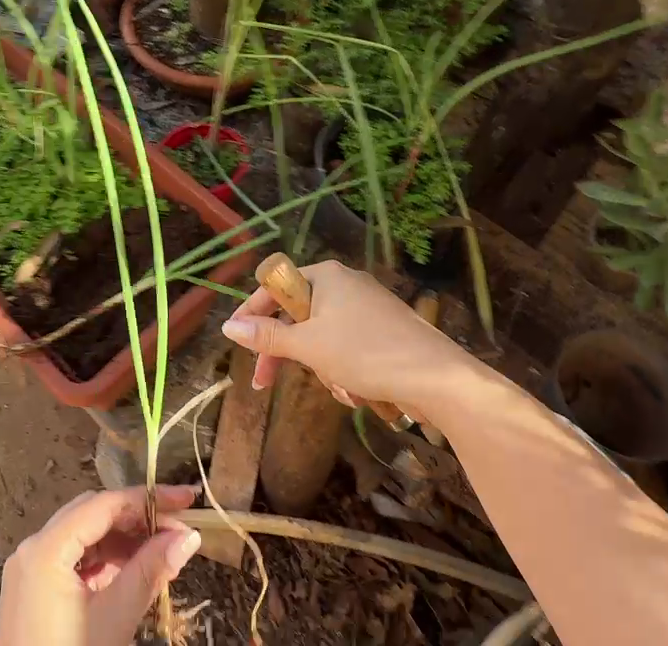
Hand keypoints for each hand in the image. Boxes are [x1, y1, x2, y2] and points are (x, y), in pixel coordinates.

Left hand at [0, 485, 202, 645]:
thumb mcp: (116, 616)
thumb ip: (152, 569)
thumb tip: (190, 536)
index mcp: (45, 548)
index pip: (104, 504)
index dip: (148, 499)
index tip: (186, 499)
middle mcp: (31, 548)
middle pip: (92, 514)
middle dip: (136, 518)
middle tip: (178, 528)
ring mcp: (28, 570)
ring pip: (83, 537)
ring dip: (123, 541)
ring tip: (162, 553)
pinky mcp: (32, 591)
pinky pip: (73, 561)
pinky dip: (104, 562)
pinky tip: (133, 572)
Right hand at [221, 259, 459, 410]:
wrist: (438, 378)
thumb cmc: (366, 353)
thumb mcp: (308, 346)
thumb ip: (267, 336)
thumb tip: (229, 326)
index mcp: (325, 276)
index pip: (274, 288)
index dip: (252, 315)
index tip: (238, 343)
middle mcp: (346, 284)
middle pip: (298, 316)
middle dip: (288, 352)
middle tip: (265, 382)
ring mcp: (368, 307)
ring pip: (323, 338)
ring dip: (322, 368)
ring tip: (340, 388)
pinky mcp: (385, 331)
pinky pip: (348, 347)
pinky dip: (346, 370)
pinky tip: (358, 392)